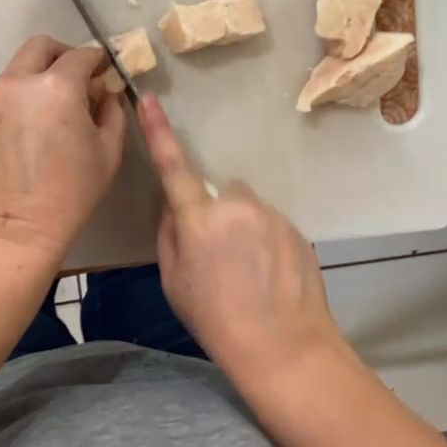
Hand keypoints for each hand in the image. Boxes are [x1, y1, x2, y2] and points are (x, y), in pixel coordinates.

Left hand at [0, 36, 126, 258]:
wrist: (21, 225)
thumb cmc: (73, 191)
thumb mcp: (108, 149)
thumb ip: (110, 108)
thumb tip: (105, 90)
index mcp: (57, 87)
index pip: (81, 55)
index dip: (98, 60)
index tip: (105, 72)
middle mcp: (20, 82)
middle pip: (42, 46)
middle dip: (64, 55)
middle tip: (80, 79)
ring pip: (20, 64)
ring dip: (41, 71)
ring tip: (58, 101)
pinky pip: (7, 86)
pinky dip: (24, 89)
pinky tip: (38, 117)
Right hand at [137, 95, 345, 372]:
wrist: (284, 347)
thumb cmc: (215, 319)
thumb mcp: (173, 281)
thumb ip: (170, 236)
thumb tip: (175, 209)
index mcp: (198, 219)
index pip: (172, 167)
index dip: (158, 133)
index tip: (149, 100)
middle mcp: (236, 206)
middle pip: (217, 193)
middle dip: (213, 214)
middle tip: (214, 258)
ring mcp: (271, 216)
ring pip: (246, 210)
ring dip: (241, 229)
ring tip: (245, 273)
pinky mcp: (297, 230)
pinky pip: (269, 225)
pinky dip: (264, 244)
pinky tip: (267, 278)